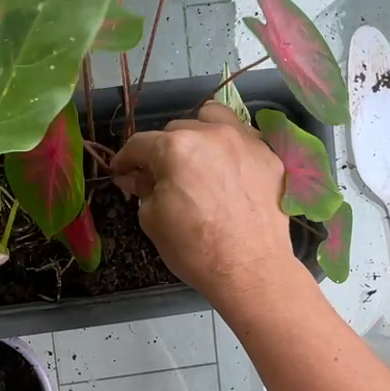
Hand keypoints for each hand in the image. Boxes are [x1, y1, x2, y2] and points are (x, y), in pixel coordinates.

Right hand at [111, 102, 306, 309]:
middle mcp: (210, 133)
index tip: (121, 172)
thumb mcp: (152, 221)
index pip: (139, 144)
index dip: (124, 159)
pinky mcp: (268, 154)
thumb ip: (142, 190)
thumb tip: (135, 177)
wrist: (249, 269)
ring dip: (196, 135)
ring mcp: (244, 140)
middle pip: (175, 130)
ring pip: (211, 120)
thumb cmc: (194, 249)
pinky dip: (227, 148)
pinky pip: (241, 138)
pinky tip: (226, 171)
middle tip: (160, 177)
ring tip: (196, 160)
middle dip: (162, 151)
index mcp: (175, 148)